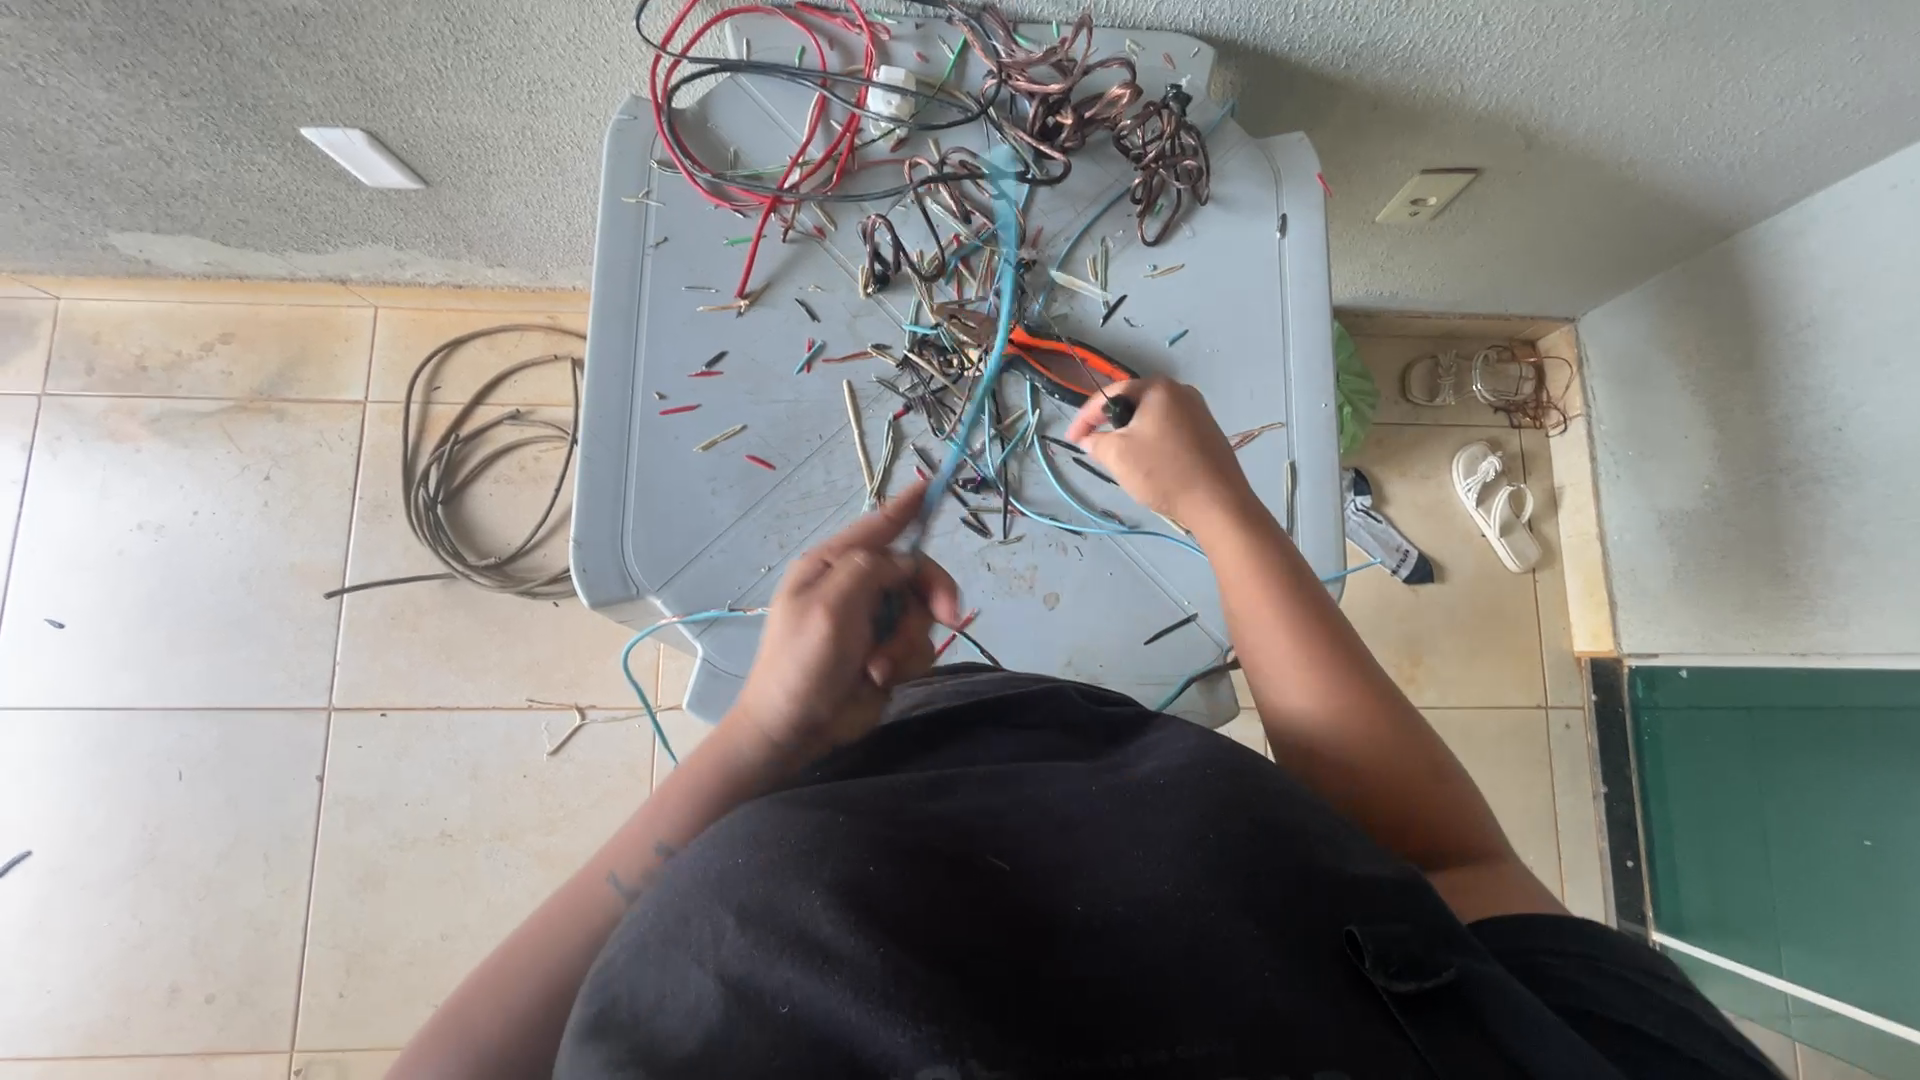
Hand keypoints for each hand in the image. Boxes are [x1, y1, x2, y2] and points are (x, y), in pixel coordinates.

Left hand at [725, 481, 962, 770]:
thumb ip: (869, 571)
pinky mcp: (886, 653)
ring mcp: (872, 623)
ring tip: (879, 668)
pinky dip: (905, 663)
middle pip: (914, 572)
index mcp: (831, 566)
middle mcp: (855, 588)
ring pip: (922, 614)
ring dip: (907, 643)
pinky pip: (919, 646)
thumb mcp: (830, 608)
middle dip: (932, 594)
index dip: (905, 508)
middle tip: (950, 615)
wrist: (795, 731)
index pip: (875, 528)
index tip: (931, 486)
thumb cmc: (801, 665)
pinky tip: (879, 679)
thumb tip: (903, 562)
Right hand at [1064, 377, 1253, 526]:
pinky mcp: (1207, 432)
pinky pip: (1169, 430)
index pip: (1110, 395)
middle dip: (1110, 425)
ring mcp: (1198, 411)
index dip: (1085, 417)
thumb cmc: (1162, 472)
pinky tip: (1149, 463)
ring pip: (1151, 418)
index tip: (1071, 438)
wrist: (1217, 502)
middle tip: (1095, 447)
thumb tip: (1088, 439)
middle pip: (1132, 404)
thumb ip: (1095, 441)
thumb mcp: (1117, 455)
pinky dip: (1152, 442)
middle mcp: (1181, 391)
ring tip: (1120, 459)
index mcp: (1158, 388)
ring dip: (1131, 435)